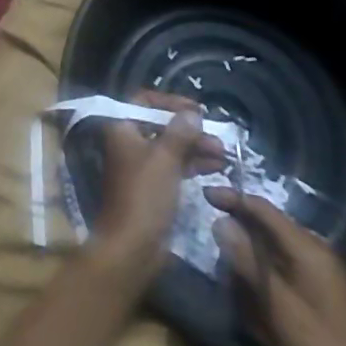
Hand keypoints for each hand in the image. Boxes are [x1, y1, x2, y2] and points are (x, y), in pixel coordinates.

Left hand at [91, 92, 228, 286]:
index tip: (197, 110)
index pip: (144, 101)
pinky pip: (173, 166)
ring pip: (170, 147)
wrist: (132, 244)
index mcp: (121, 128)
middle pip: (160, 125)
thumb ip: (179, 132)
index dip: (170, 102)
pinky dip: (192, 164)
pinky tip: (216, 167)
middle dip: (190, 130)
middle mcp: (128, 142)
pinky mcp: (152, 186)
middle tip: (218, 137)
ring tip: (224, 154)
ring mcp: (140, 165)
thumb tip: (192, 113)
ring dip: (196, 147)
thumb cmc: (145, 194)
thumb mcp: (165, 158)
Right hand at [207, 189, 345, 345]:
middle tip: (210, 240)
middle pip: (268, 231)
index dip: (233, 197)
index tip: (202, 194)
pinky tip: (254, 309)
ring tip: (228, 278)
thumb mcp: (281, 306)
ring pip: (275, 256)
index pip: (264, 209)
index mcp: (308, 249)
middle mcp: (316, 255)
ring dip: (251, 264)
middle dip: (240, 235)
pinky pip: (285, 279)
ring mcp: (322, 277)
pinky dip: (266, 285)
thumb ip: (249, 262)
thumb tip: (220, 222)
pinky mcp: (323, 299)